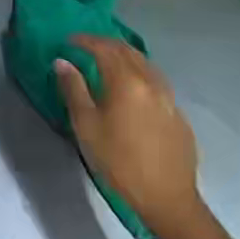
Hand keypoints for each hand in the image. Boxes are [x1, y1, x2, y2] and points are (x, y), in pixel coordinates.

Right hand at [54, 35, 206, 236]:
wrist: (167, 198)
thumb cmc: (120, 163)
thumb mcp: (87, 127)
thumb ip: (74, 90)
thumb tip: (62, 62)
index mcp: (126, 80)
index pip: (103, 48)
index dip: (84, 40)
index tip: (68, 41)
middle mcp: (150, 80)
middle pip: (126, 50)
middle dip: (104, 44)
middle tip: (85, 47)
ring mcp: (168, 95)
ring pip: (143, 62)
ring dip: (123, 56)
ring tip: (107, 62)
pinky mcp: (177, 111)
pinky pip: (155, 80)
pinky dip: (138, 73)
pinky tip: (132, 88)